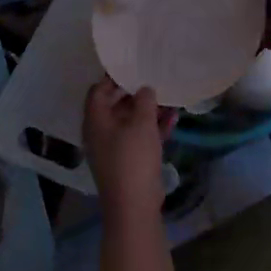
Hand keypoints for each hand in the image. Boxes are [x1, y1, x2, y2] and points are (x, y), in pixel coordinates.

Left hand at [83, 78, 176, 212]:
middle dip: (135, 93)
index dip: (114, 78)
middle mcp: (101, 132)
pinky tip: (174, 118)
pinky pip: (140, 137)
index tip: (133, 66)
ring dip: (148, 110)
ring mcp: (114, 148)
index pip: (98, 91)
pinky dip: (153, 127)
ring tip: (169, 97)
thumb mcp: (141, 123)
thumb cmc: (133, 158)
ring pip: (130, 121)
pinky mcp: (128, 160)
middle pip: (115, 105)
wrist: (134, 205)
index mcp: (96, 121)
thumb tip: (144, 88)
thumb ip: (144, 100)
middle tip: (154, 78)